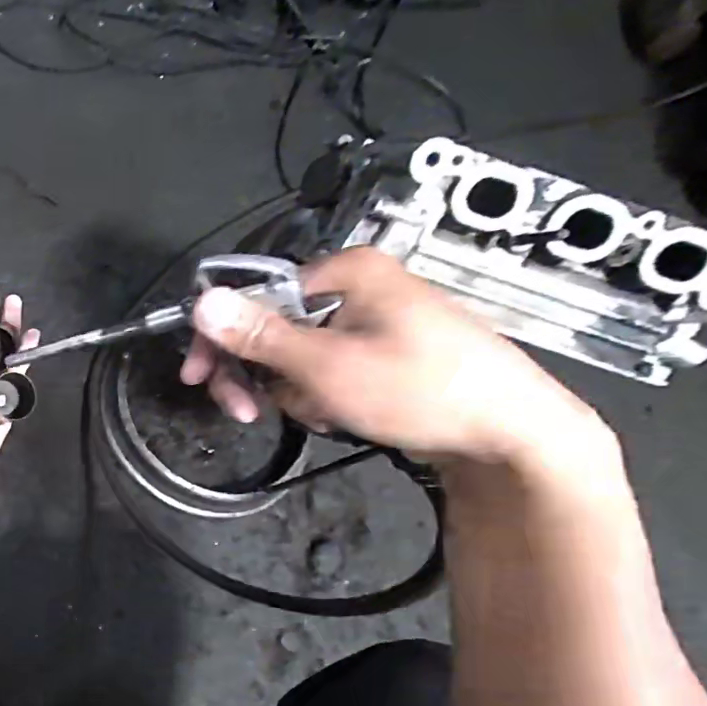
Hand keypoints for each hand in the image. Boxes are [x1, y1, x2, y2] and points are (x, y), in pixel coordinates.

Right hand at [179, 248, 607, 466]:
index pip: (254, 297)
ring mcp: (367, 322)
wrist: (506, 433)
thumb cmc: (418, 389)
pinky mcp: (376, 354)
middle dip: (258, 374)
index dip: (221, 339)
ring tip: (322, 414)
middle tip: (248, 413)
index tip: (199, 379)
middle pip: (271, 328)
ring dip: (293, 392)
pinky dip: (319, 397)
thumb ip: (260, 336)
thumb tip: (202, 301)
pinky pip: (323, 371)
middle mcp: (354, 288)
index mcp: (345, 272)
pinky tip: (339, 415)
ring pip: (294, 357)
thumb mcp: (328, 366)